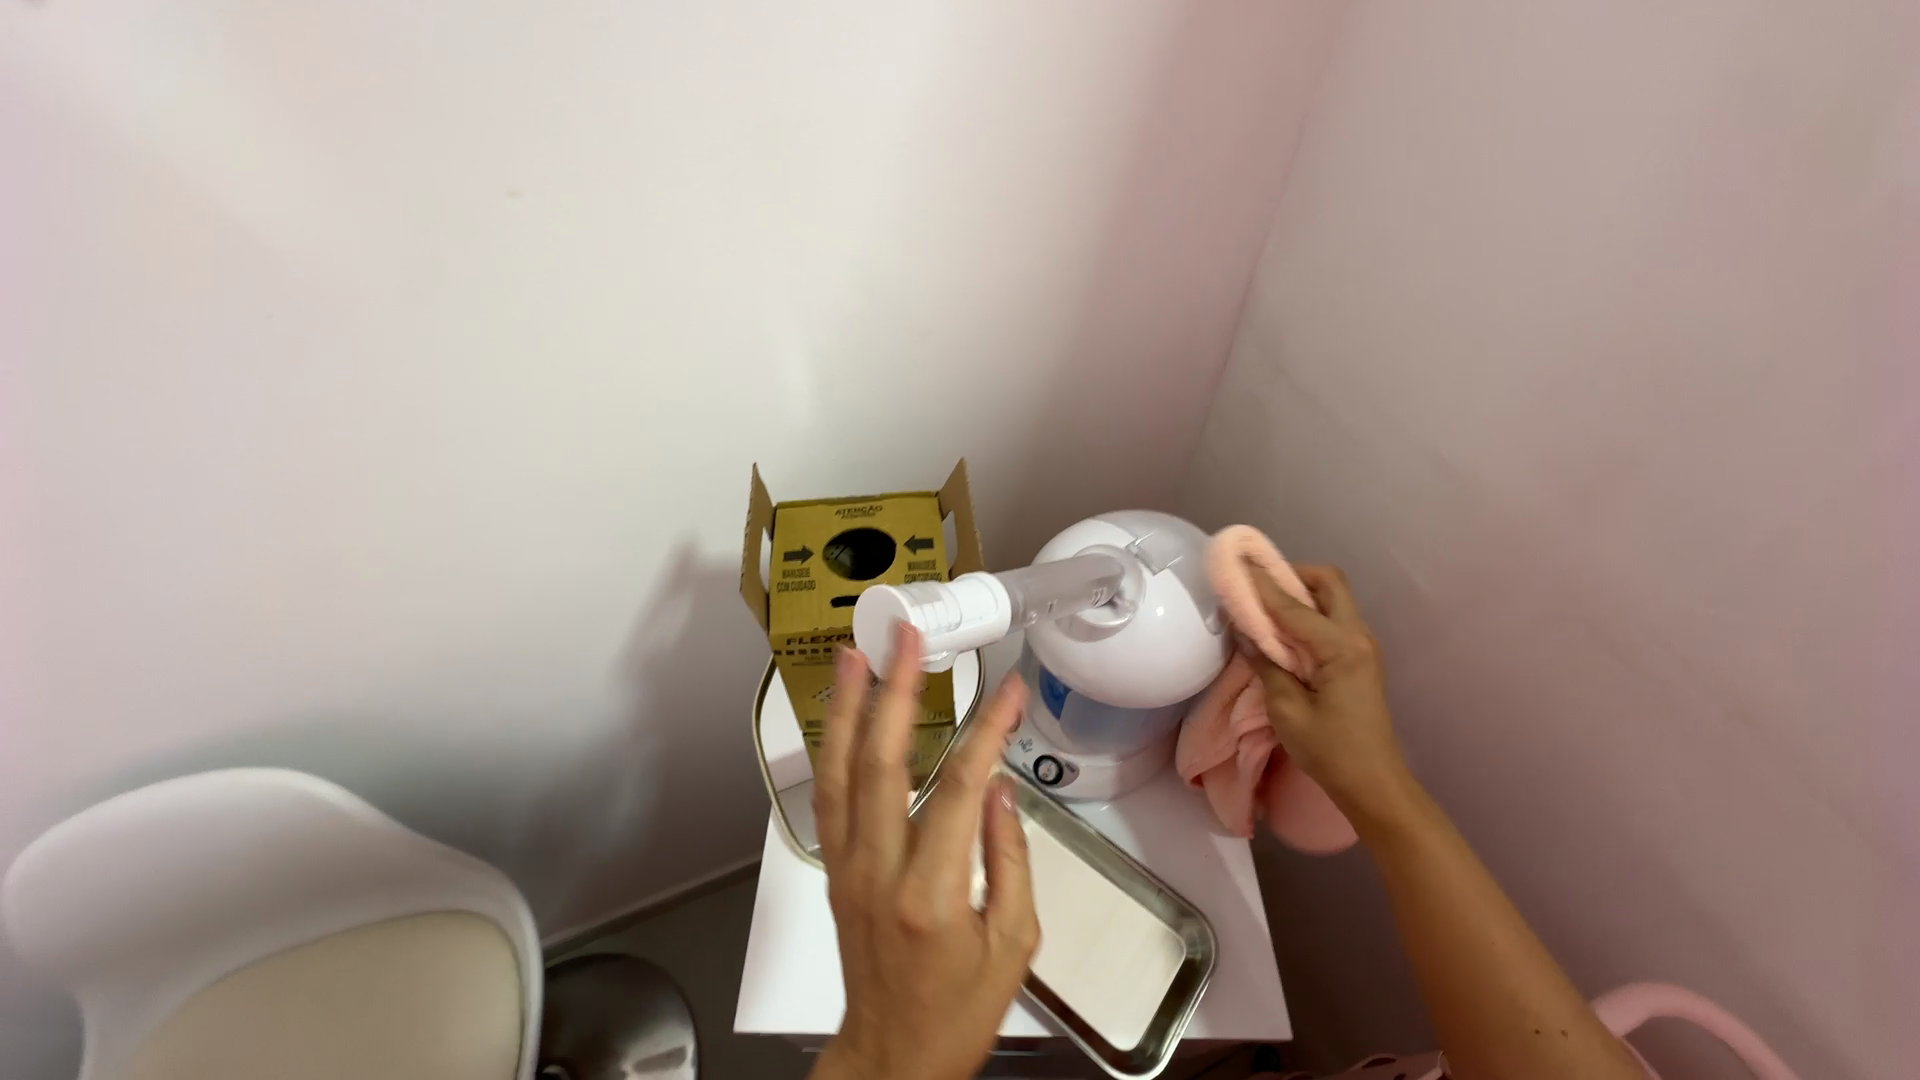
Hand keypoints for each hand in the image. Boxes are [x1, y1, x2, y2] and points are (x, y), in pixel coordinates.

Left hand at [808, 623, 1039, 1079]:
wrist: (892, 1055)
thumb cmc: (956, 1012)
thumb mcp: (1013, 944)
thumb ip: (1010, 860)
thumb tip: (1001, 792)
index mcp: (930, 893)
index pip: (962, 789)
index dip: (988, 732)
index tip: (1009, 692)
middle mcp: (878, 870)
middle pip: (883, 763)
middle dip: (897, 692)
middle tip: (907, 641)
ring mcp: (847, 865)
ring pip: (843, 771)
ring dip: (849, 708)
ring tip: (855, 655)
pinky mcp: (835, 868)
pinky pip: (830, 797)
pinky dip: (834, 748)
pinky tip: (841, 715)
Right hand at [1244, 563, 1410, 822]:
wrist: (1373, 783)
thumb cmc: (1329, 750)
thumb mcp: (1286, 709)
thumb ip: (1266, 663)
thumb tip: (1245, 631)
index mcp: (1341, 648)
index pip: (1294, 605)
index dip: (1262, 584)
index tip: (1236, 566)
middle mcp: (1358, 637)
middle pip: (1328, 583)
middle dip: (1291, 573)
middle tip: (1257, 582)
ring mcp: (1362, 646)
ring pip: (1333, 598)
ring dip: (1299, 591)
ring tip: (1264, 602)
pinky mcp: (1359, 658)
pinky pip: (1332, 618)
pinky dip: (1307, 611)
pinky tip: (1282, 627)